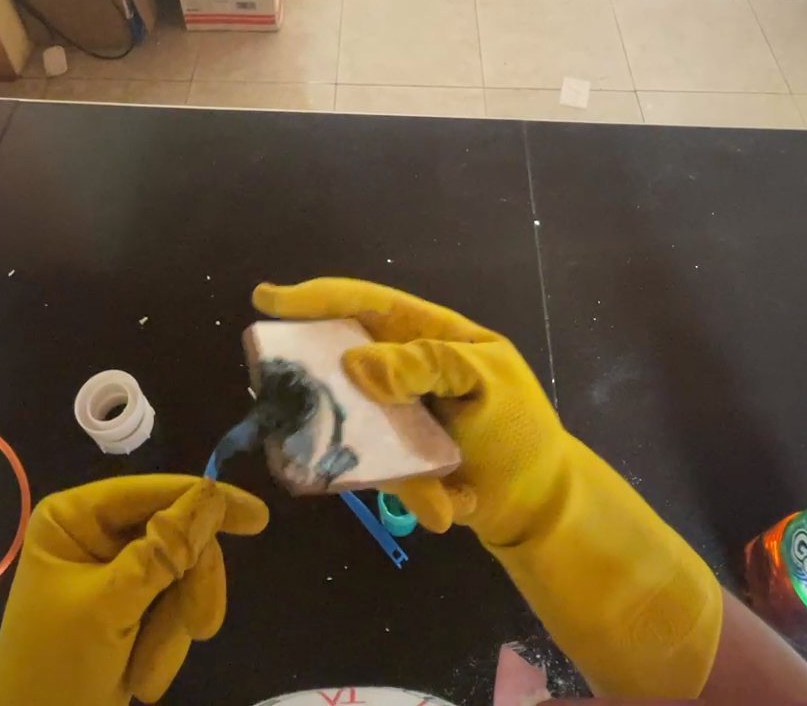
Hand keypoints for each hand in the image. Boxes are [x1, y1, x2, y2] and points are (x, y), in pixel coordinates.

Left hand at [0, 475, 267, 705]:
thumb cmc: (56, 670)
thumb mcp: (113, 606)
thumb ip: (165, 549)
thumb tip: (213, 494)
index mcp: (75, 516)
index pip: (155, 492)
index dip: (208, 501)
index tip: (257, 518)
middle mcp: (94, 532)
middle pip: (175, 535)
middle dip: (187, 587)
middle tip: (202, 627)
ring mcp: (112, 569)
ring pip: (181, 573)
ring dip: (175, 626)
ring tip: (148, 675)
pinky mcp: (127, 604)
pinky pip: (172, 604)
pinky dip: (166, 641)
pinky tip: (142, 675)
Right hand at [251, 277, 564, 544]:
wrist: (541, 508)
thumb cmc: (521, 430)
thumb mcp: (487, 382)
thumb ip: (428, 364)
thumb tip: (354, 362)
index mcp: (428, 333)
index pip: (365, 302)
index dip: (316, 298)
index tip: (265, 300)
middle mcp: (401, 368)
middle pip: (340, 357)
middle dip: (315, 376)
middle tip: (290, 394)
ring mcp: (393, 414)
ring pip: (349, 420)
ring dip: (366, 449)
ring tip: (430, 476)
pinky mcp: (390, 457)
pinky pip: (370, 467)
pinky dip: (407, 489)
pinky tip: (451, 505)